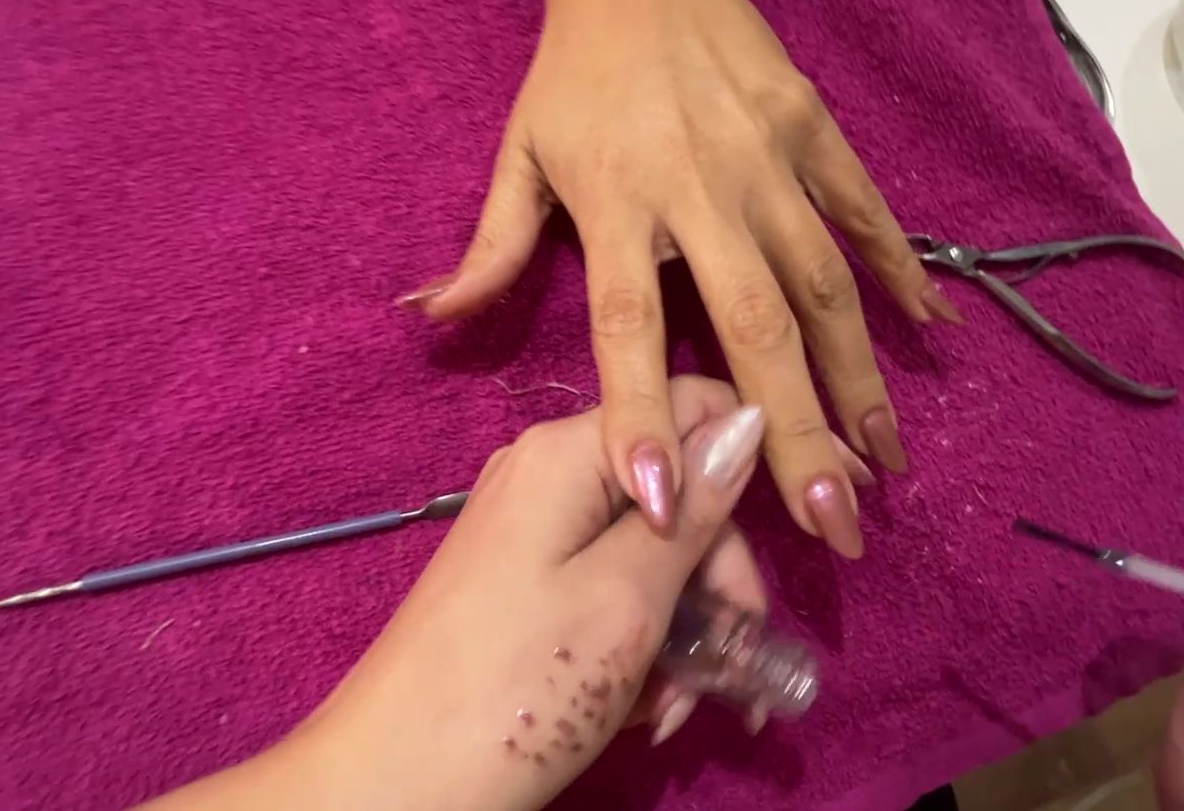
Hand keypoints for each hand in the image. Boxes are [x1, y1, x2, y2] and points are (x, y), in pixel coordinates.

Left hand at [262, 378, 767, 810]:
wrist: (394, 777)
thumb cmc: (520, 682)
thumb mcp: (627, 596)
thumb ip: (694, 507)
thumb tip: (747, 416)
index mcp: (566, 452)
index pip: (684, 409)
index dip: (745, 469)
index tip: (789, 544)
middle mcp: (545, 470)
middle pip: (668, 490)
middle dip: (714, 578)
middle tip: (737, 665)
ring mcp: (530, 524)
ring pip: (642, 547)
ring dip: (680, 624)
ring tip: (679, 705)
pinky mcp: (521, 573)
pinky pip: (602, 580)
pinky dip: (635, 636)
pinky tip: (643, 703)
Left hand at [404, 0, 956, 552]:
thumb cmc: (571, 76)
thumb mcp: (517, 154)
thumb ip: (487, 246)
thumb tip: (426, 318)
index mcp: (616, 203)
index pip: (626, 328)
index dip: (640, 416)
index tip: (662, 506)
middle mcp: (701, 189)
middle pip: (752, 323)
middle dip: (792, 429)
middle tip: (832, 523)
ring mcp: (769, 158)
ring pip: (822, 283)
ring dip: (856, 376)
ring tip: (882, 461)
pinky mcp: (816, 127)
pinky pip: (863, 210)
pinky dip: (898, 271)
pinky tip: (928, 333)